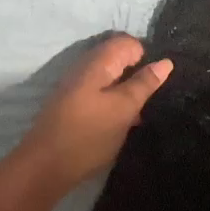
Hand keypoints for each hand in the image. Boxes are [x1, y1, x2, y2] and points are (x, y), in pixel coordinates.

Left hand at [14, 34, 171, 193]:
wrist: (44, 167)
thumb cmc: (88, 135)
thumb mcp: (124, 109)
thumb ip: (144, 84)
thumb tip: (165, 62)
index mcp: (97, 62)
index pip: (128, 42)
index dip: (146, 57)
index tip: (157, 81)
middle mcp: (84, 67)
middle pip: (117, 57)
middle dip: (137, 72)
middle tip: (151, 97)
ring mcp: (75, 86)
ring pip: (108, 76)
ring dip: (126, 89)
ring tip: (140, 111)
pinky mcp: (71, 104)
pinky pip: (99, 91)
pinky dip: (113, 100)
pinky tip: (121, 121)